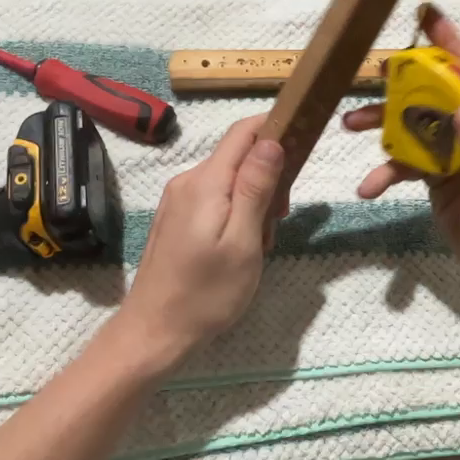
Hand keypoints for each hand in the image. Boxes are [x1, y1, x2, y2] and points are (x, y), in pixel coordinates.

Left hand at [115, 115, 284, 371]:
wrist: (155, 331)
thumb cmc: (207, 293)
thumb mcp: (243, 242)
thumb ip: (256, 188)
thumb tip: (271, 141)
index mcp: (206, 182)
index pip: (243, 132)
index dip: (274, 128)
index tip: (303, 144)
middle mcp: (188, 181)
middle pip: (238, 156)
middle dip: (268, 177)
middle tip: (279, 221)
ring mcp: (178, 200)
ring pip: (229, 181)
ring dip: (254, 201)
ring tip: (259, 244)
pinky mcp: (176, 218)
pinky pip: (215, 199)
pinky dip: (237, 214)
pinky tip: (239, 248)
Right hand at [343, 6, 459, 294]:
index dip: (453, 45)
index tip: (427, 18)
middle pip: (435, 94)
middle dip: (402, 84)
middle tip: (371, 72)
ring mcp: (454, 152)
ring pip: (413, 125)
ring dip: (382, 125)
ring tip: (348, 125)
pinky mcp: (436, 175)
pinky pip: (405, 162)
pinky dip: (385, 172)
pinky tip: (368, 188)